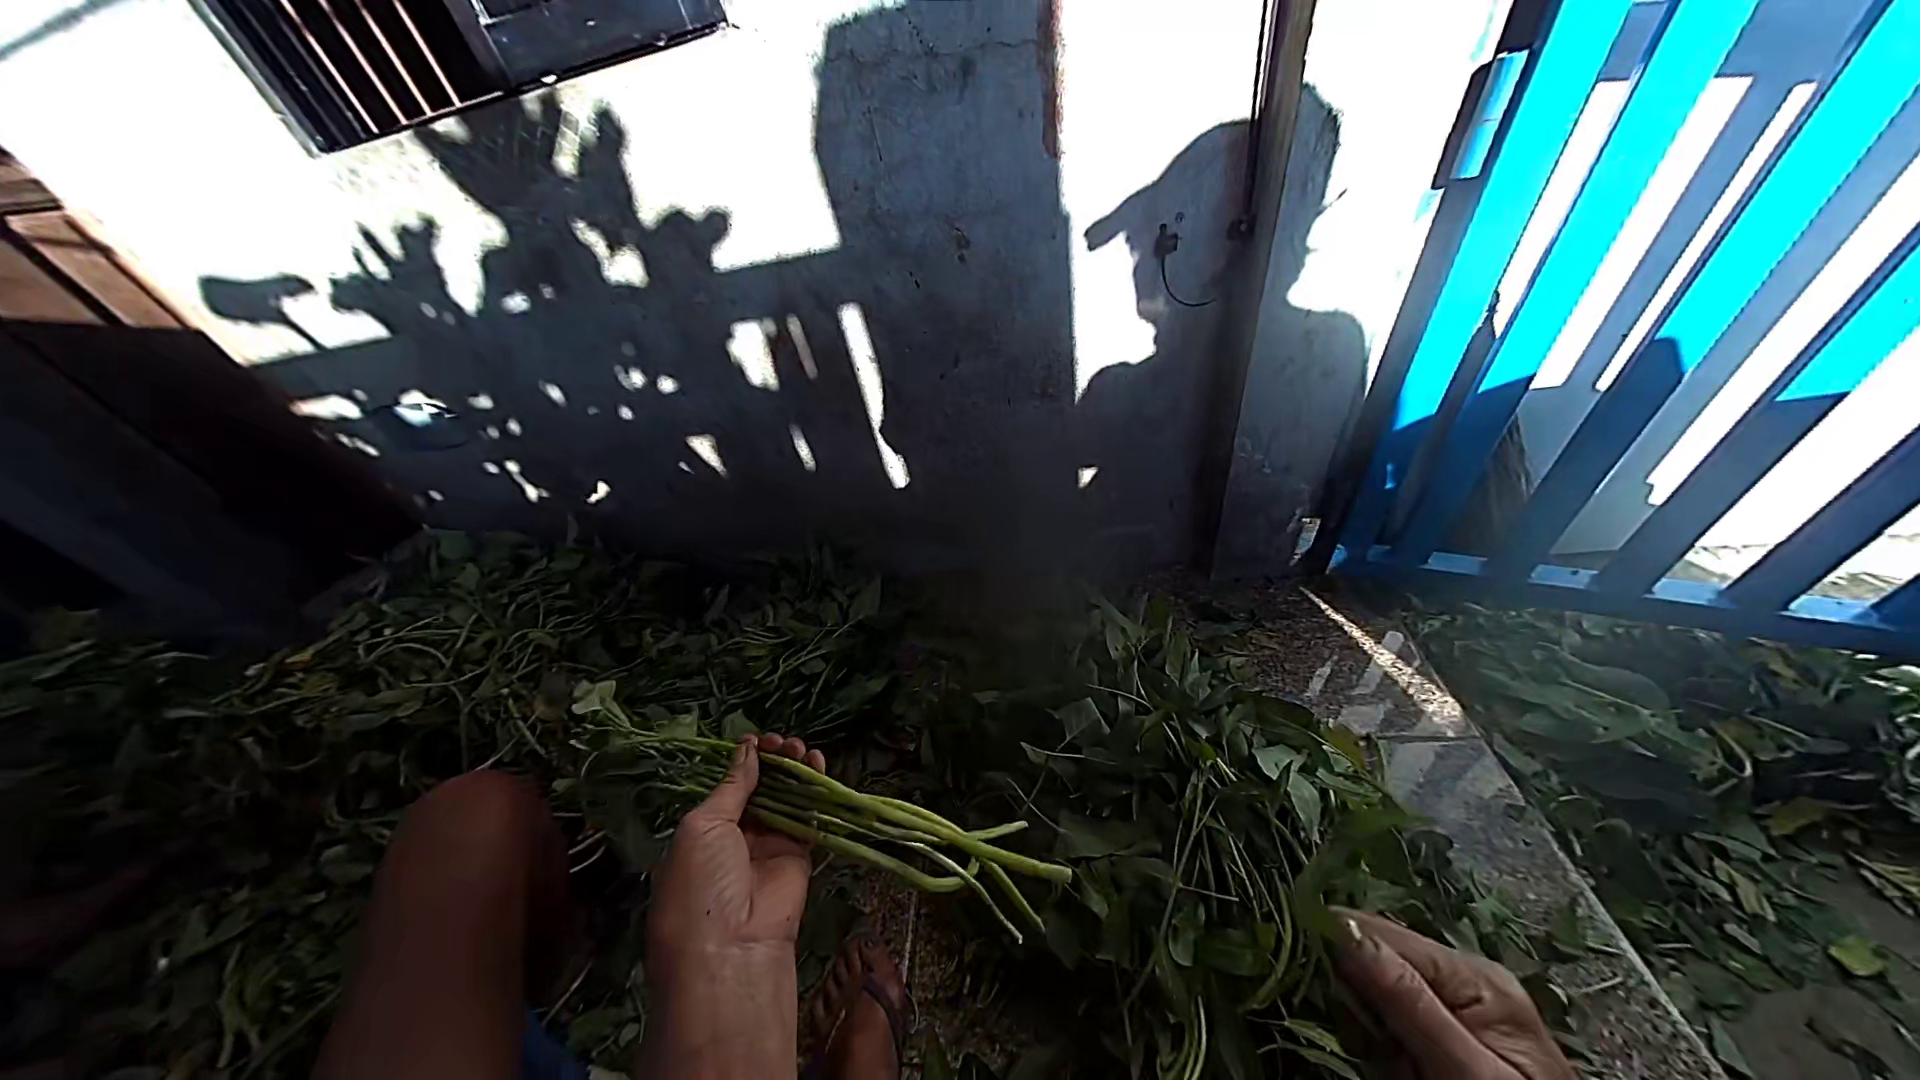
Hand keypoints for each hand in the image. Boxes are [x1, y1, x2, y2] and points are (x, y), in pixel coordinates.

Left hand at [638, 733, 825, 1079]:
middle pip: (759, 789)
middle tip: (784, 742)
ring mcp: (768, 846)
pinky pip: (808, 816)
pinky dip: (814, 790)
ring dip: (794, 771)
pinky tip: (818, 766)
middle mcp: (735, 837)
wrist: (732, 947)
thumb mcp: (702, 826)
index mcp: (702, 832)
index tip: (758, 740)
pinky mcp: (799, 855)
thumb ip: (732, 785)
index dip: (744, 762)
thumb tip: (748, 748)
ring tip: (802, 748)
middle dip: (772, 762)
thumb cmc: (701, 883)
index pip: (728, 788)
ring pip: (786, 799)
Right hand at [1333, 907, 1574, 1079]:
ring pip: (1368, 984)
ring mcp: (1452, 1000)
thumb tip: (1340, 927)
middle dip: (1353, 997)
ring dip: (1361, 1024)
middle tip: (1375, 1052)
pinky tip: (1394, 1067)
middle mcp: (1460, 974)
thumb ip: (1407, 1000)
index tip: (1333, 1005)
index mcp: (1472, 975)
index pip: (1374, 930)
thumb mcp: (1467, 1076)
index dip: (1339, 958)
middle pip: (1369, 952)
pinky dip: (1375, 1040)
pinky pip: (1382, 1012)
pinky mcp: (1441, 1026)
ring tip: (1391, 1068)